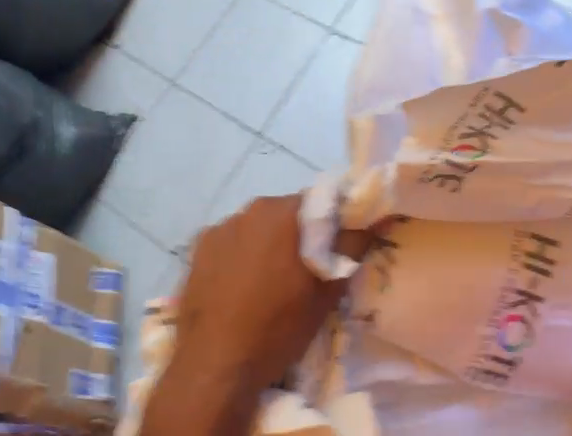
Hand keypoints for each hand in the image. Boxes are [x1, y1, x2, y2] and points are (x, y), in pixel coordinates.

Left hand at [145, 194, 372, 435]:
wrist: (214, 368)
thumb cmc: (278, 327)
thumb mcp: (327, 291)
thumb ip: (352, 246)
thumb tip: (376, 216)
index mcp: (284, 212)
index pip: (319, 202)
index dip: (329, 225)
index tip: (331, 252)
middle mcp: (250, 210)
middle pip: (285, 214)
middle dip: (296, 235)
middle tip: (301, 272)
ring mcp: (219, 229)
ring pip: (255, 229)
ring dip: (265, 245)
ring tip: (266, 285)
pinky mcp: (196, 252)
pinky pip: (229, 244)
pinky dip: (237, 258)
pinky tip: (238, 290)